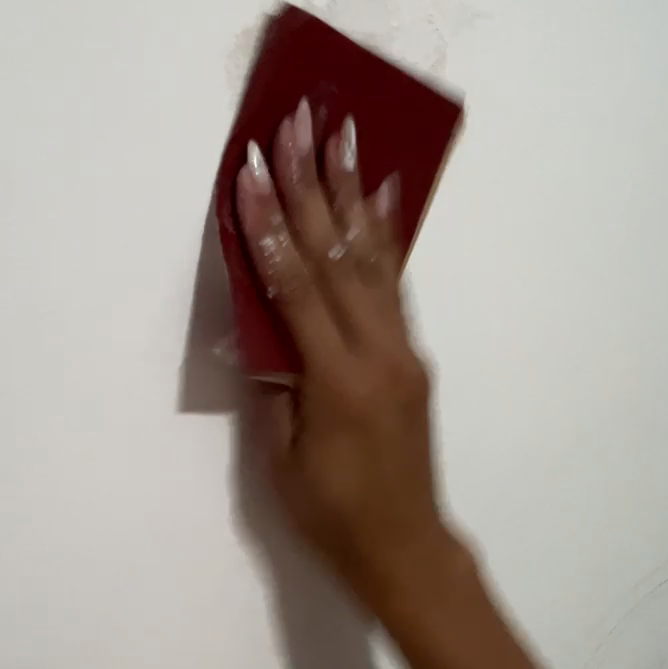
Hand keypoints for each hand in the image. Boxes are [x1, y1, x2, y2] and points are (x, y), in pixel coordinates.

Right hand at [238, 98, 457, 604]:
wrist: (406, 546)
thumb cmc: (330, 514)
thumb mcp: (280, 459)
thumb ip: (272, 385)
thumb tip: (262, 328)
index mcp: (336, 380)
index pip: (294, 286)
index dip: (270, 225)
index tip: (254, 168)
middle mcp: (378, 351)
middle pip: (337, 255)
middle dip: (313, 184)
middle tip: (300, 122)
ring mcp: (403, 349)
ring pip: (373, 258)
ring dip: (353, 193)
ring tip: (345, 136)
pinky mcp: (413, 353)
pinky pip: (396, 284)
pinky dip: (386, 235)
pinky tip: (381, 197)